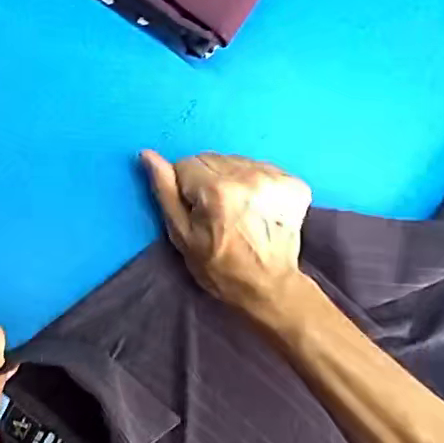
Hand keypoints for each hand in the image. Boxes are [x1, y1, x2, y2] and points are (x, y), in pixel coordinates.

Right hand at [140, 150, 314, 315]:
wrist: (268, 287)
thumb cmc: (218, 266)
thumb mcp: (181, 234)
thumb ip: (165, 190)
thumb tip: (148, 155)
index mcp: (217, 190)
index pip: (185, 163)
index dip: (184, 188)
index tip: (196, 212)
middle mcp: (249, 177)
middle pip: (211, 158)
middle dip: (206, 180)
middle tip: (214, 211)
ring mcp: (276, 178)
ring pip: (235, 160)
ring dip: (230, 178)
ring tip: (236, 209)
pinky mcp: (295, 183)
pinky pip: (259, 167)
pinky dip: (253, 182)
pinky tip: (255, 206)